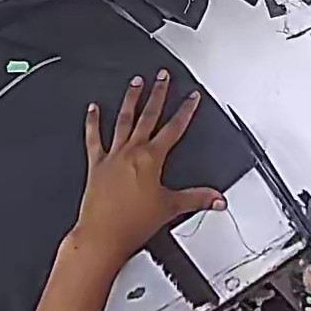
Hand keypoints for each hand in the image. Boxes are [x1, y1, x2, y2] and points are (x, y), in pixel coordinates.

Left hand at [68, 71, 225, 269]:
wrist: (103, 235)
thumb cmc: (133, 223)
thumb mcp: (171, 209)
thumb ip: (196, 199)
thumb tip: (216, 198)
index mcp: (151, 159)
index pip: (174, 128)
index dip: (185, 110)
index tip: (191, 96)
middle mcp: (132, 151)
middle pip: (149, 116)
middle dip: (158, 94)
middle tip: (162, 76)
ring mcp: (113, 155)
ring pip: (124, 120)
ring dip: (130, 99)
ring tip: (135, 82)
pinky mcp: (96, 163)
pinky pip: (94, 138)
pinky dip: (93, 122)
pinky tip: (93, 108)